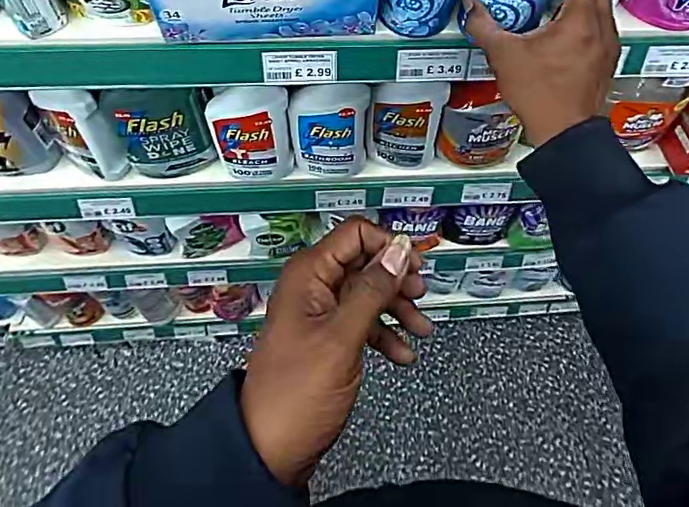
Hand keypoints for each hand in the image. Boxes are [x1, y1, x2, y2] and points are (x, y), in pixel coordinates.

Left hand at [240, 220, 433, 486]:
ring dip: (397, 308)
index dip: (387, 244)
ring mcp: (320, 313)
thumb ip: (373, 290)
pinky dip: (385, 334)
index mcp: (309, 273)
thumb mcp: (341, 337)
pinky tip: (402, 353)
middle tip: (420, 294)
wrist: (267, 454)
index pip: (355, 234)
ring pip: (368, 293)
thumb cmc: (294, 395)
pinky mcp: (327, 338)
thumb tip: (398, 250)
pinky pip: (363, 322)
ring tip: (420, 327)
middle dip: (397, 279)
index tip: (413, 263)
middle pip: (365, 263)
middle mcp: (313, 286)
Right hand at [463, 0, 619, 146]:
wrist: (564, 133)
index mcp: (580, 21)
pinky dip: (588, 18)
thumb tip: (470, 6)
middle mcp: (601, 29)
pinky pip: (602, 26)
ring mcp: (608, 46)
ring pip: (603, 6)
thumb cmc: (540, 95)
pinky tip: (563, 28)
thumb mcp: (504, 55)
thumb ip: (484, 26)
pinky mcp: (607, 60)